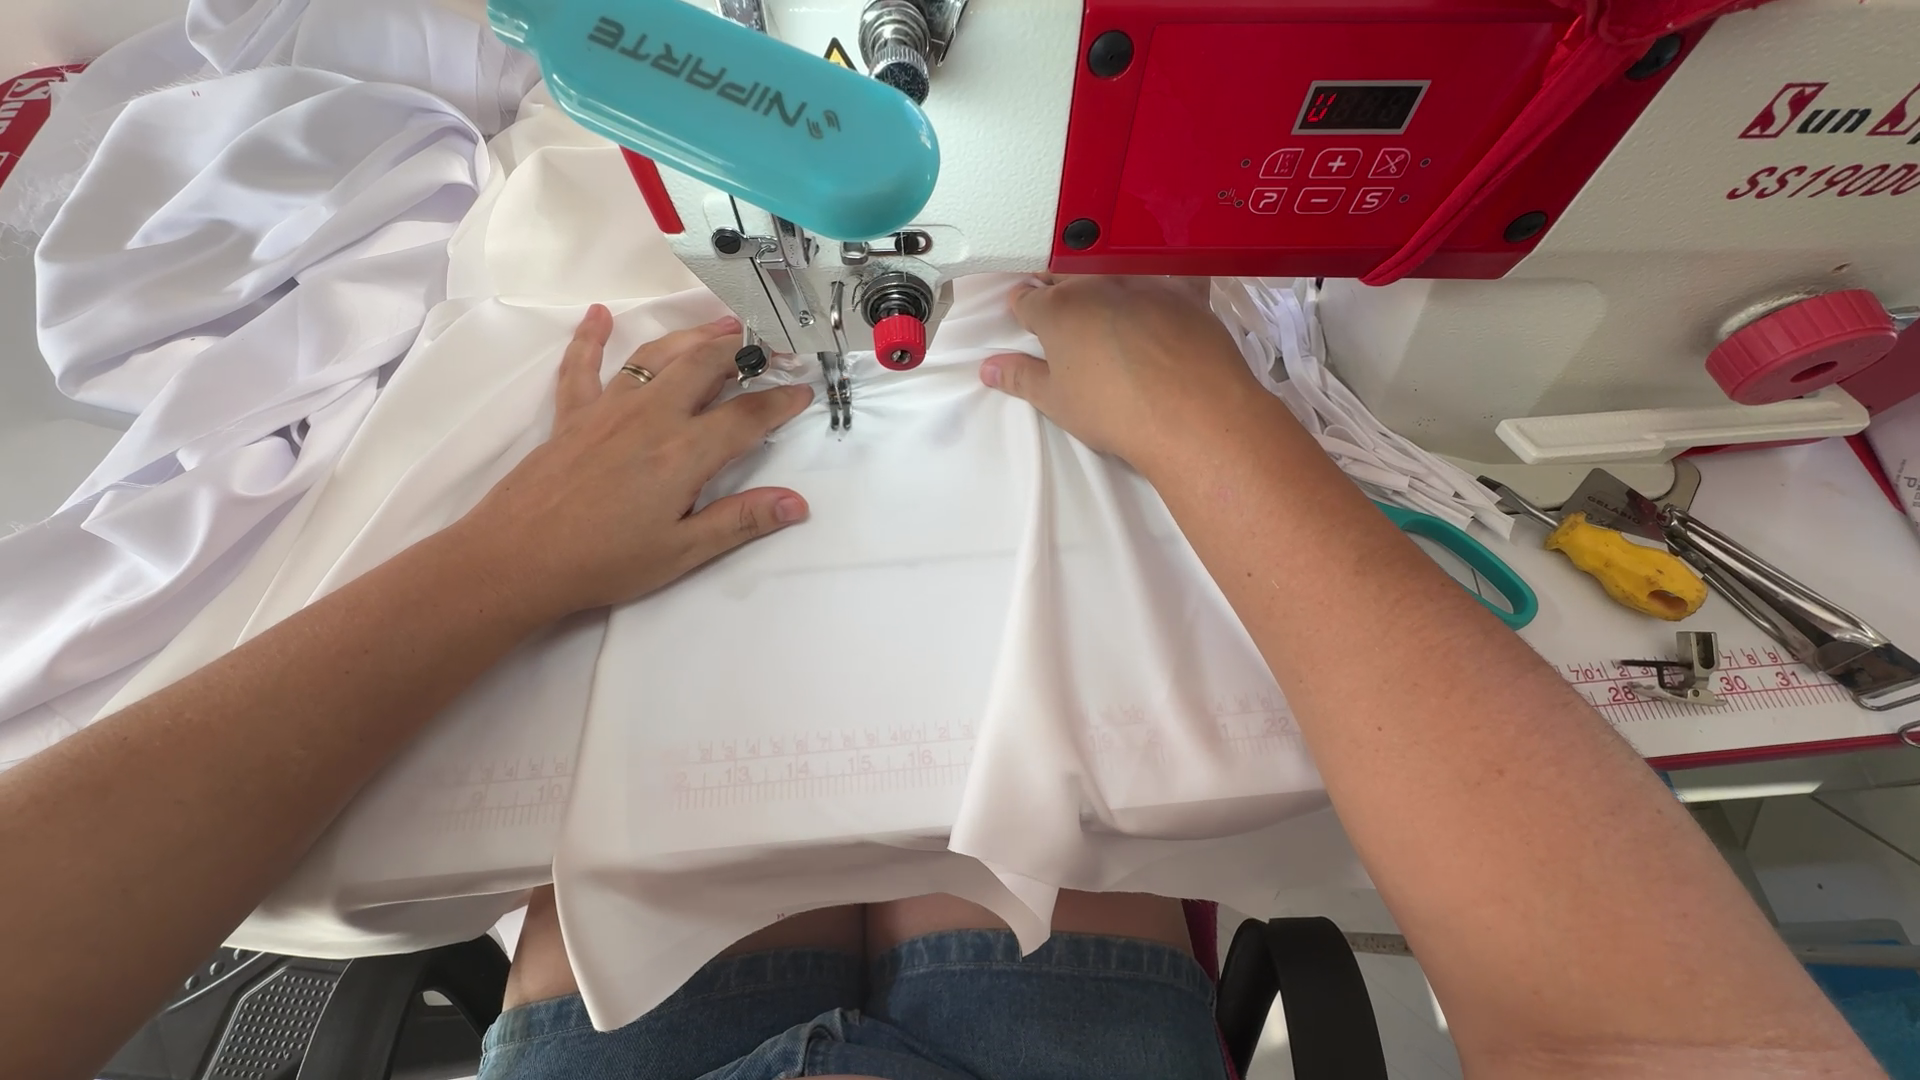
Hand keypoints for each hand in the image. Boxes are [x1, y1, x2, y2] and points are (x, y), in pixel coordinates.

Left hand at [456, 305, 812, 620]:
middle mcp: (651, 417)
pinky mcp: (571, 415)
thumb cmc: (604, 562)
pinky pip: (582, 366)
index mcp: (684, 453)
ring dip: (692, 335)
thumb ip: (742, 521)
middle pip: (705, 367)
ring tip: (720, 324)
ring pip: (657, 355)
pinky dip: (589, 337)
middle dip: (742, 352)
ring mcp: (608, 409)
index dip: (781, 401)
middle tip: (768, 347)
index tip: (803, 391)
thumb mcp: (683, 551)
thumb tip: (796, 503)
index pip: (747, 416)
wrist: (515, 560)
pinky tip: (598, 315)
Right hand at [978, 276, 1275, 472]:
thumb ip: (1020, 378)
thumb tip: (988, 368)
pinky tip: (1163, 299)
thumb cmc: (1114, 411)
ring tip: (1107, 303)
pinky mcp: (1185, 291)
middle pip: (1066, 274)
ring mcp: (1144, 282)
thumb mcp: (1056, 401)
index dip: (1021, 307)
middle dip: (1057, 284)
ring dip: (1104, 279)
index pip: (1026, 299)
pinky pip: (1167, 275)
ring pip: (1114, 269)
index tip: (1024, 317)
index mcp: (1057, 310)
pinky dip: (1159, 281)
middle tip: (1061, 309)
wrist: (1192, 413)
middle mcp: (1097, 284)